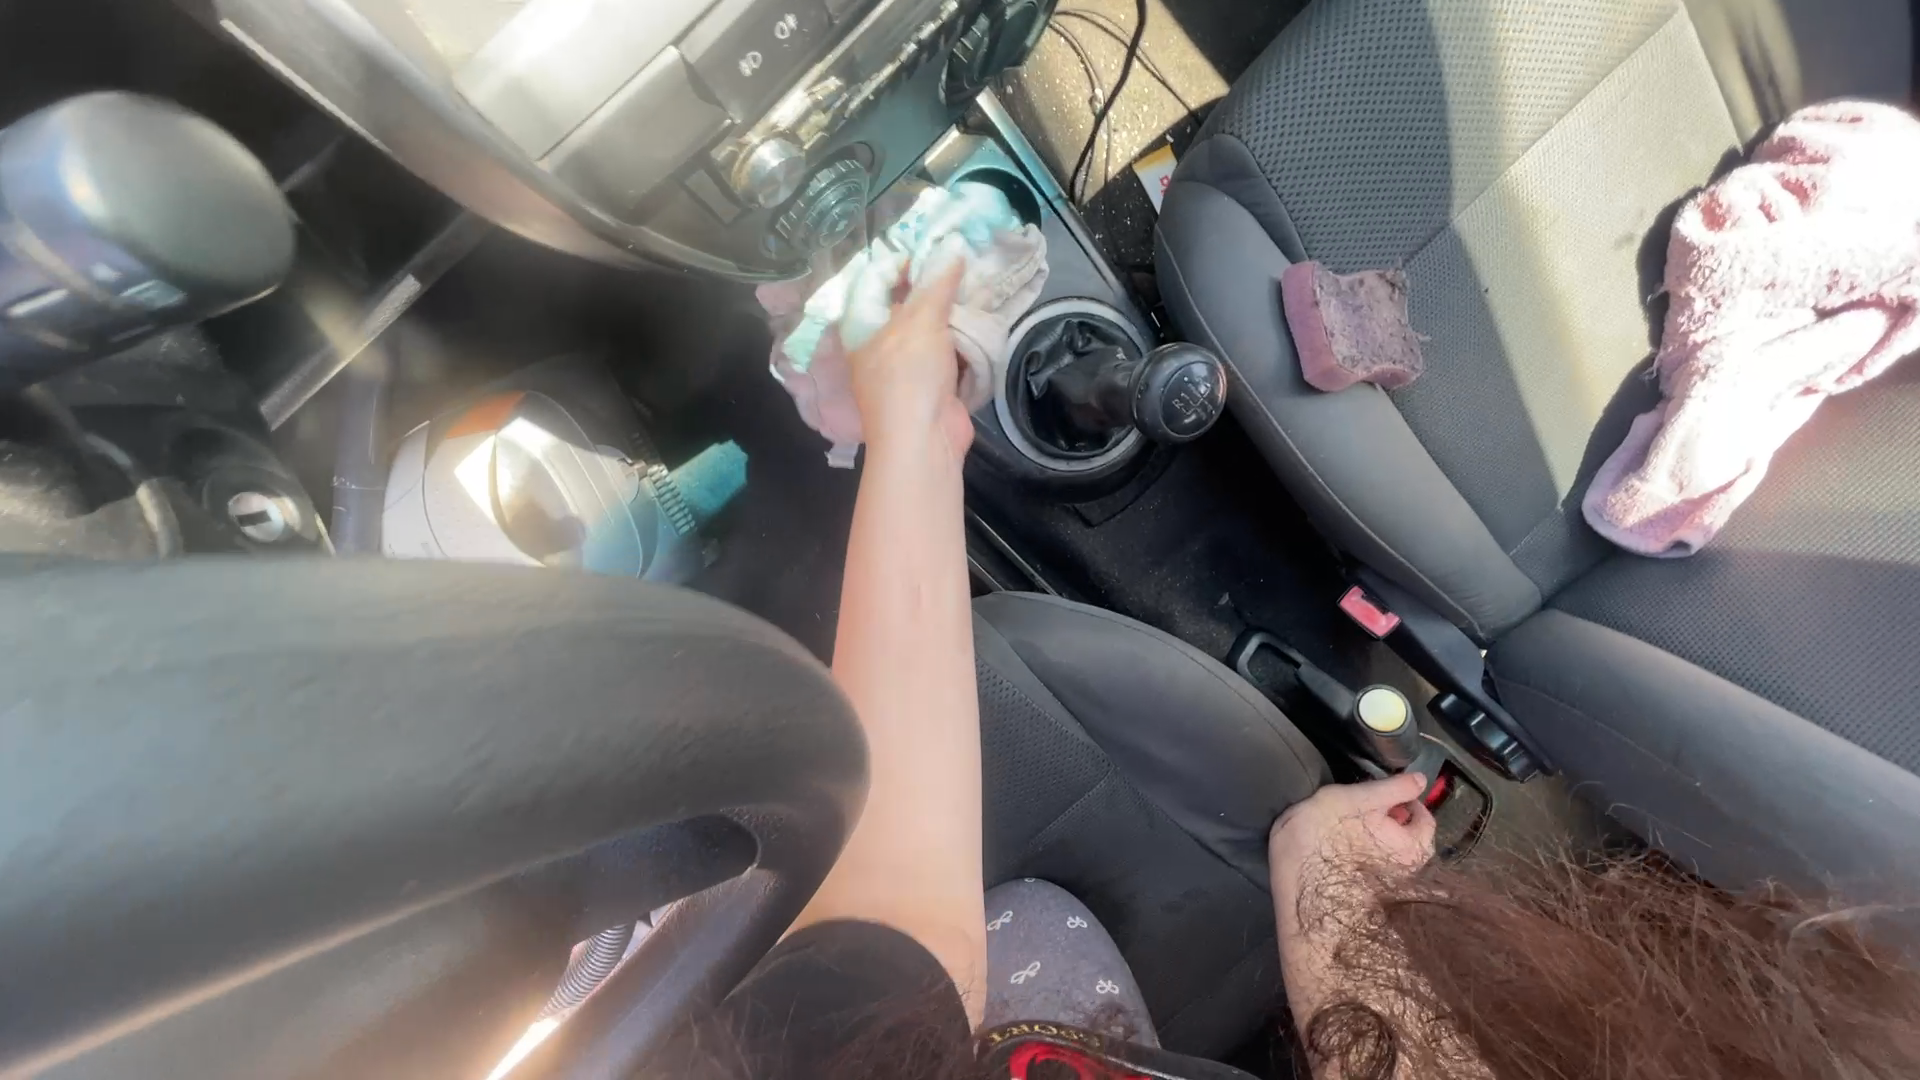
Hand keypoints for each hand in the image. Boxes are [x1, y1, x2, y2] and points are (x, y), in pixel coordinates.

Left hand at [845, 259, 972, 462]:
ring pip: (931, 330)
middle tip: (963, 263)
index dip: (900, 261)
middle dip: (934, 286)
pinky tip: (982, 322)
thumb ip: (938, 285)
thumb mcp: (921, 321)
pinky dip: (963, 340)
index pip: (874, 281)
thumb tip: (953, 251)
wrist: (924, 440)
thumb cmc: (909, 375)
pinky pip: (948, 354)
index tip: (933, 250)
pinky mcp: (933, 386)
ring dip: (953, 313)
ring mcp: (908, 368)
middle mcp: (881, 345)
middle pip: (906, 304)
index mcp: (862, 328)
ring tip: (978, 286)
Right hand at [1269, 773, 1435, 900]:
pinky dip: (1369, 850)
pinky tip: (1346, 842)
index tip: (1385, 791)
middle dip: (1394, 818)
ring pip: (1392, 850)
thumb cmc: (1327, 830)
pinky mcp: (1368, 888)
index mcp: (1412, 848)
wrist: (1296, 872)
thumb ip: (1393, 788)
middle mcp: (1407, 871)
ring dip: (1380, 835)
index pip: (1424, 819)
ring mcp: (1388, 882)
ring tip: (1354, 822)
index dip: (1407, 799)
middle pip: (1410, 837)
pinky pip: (1377, 863)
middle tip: (1367, 805)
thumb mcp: (1359, 797)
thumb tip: (1422, 779)